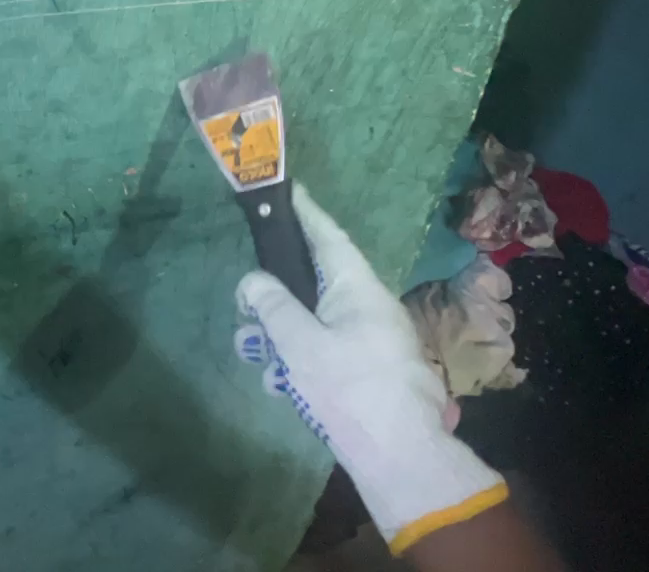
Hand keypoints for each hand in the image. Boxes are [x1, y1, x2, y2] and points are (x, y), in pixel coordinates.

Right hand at [234, 184, 506, 555]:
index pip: (328, 236)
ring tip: (254, 353)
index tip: (288, 190)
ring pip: (316, 319)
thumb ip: (271, 306)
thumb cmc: (350, 389)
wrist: (402, 459)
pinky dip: (300, 358)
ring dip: (282, 332)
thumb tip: (252, 281)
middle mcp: (369, 306)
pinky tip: (279, 383)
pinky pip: (327, 348)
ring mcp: (373, 340)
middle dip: (277, 291)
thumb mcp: (300, 344)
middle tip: (246, 300)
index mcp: (358, 289)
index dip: (306, 212)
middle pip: (314, 281)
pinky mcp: (370, 369)